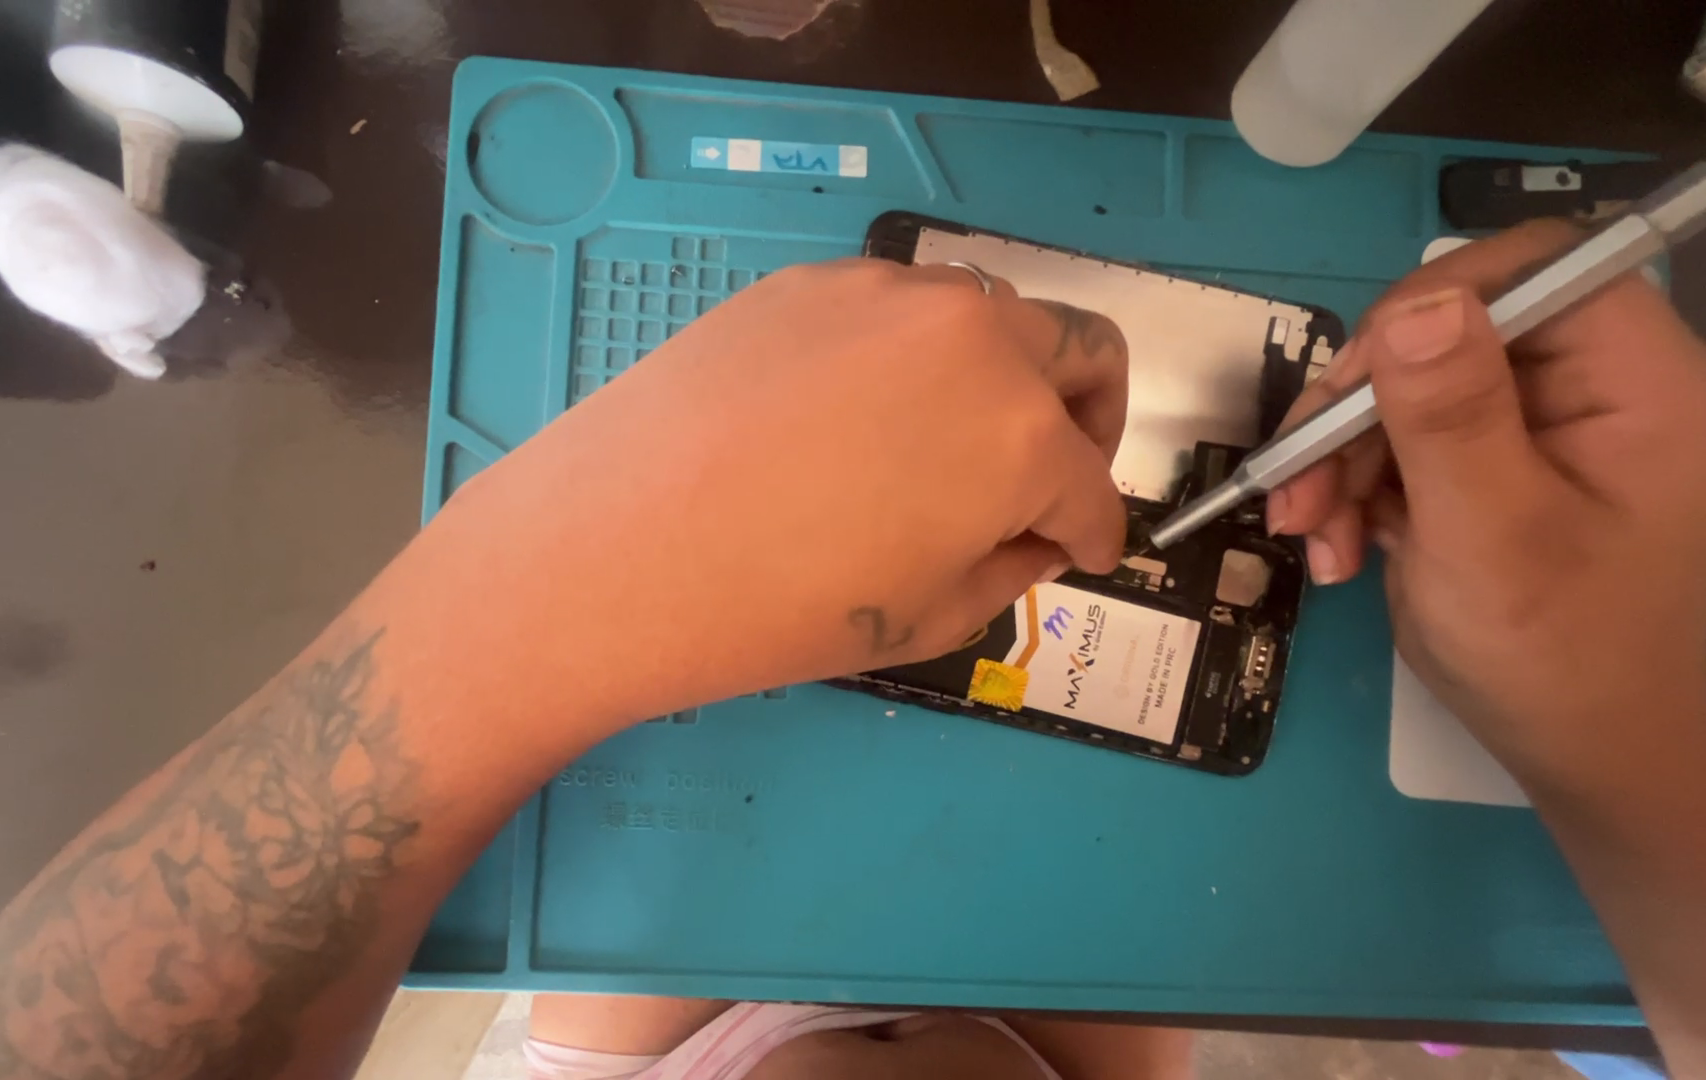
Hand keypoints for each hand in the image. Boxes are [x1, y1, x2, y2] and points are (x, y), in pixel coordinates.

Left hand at [444, 258, 1128, 723]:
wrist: (612, 549)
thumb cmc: (777, 611)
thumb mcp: (925, 620)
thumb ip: (1012, 568)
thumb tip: (1040, 534)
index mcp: (1018, 437)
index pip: (1092, 488)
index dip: (1094, 532)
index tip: (1079, 551)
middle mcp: (973, 339)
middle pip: (1085, 354)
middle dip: (1089, 423)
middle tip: (1044, 480)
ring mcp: (888, 295)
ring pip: (994, 319)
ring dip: (1003, 382)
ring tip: (941, 448)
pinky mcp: (812, 282)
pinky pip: (899, 315)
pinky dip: (913, 363)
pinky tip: (852, 416)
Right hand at [1269, 221, 1705, 781]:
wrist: (1555, 733)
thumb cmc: (1547, 643)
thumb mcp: (1489, 531)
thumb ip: (1451, 418)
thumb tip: (1413, 308)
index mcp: (1631, 381)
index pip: (1536, 272)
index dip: (1433, 304)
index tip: (1353, 383)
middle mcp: (1575, 387)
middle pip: (1434, 340)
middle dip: (1349, 416)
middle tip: (1298, 486)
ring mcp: (1512, 427)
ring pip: (1387, 397)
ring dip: (1330, 467)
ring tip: (1310, 536)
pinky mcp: (1462, 464)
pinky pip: (1377, 445)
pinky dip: (1339, 493)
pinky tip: (1333, 548)